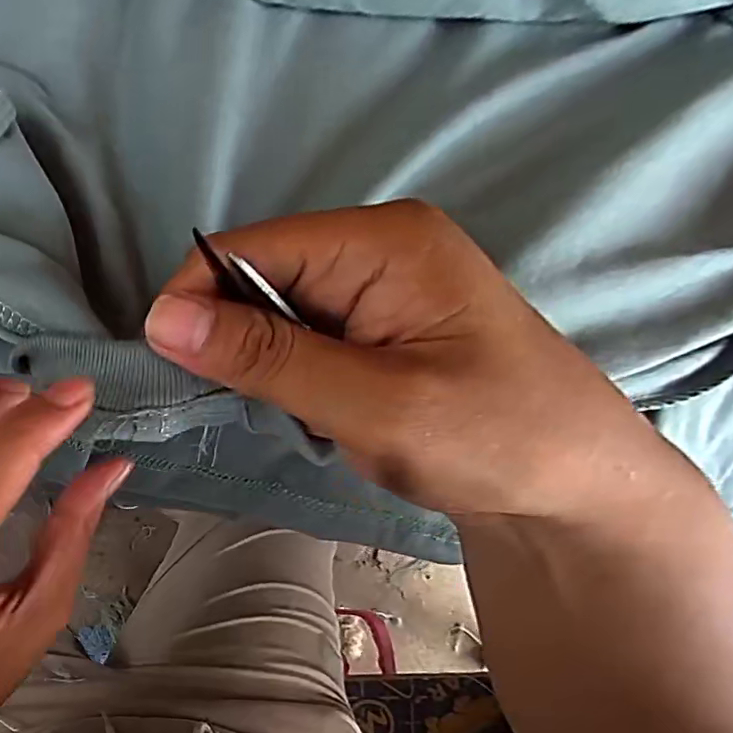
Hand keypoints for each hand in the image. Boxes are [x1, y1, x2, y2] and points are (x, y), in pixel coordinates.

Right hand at [144, 200, 690, 521]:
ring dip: (254, 362)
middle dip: (226, 337)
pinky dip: (278, 374)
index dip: (194, 301)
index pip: (243, 250)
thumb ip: (264, 357)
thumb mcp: (368, 402)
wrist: (571, 489)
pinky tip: (307, 406)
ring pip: (265, 312)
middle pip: (251, 277)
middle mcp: (370, 248)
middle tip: (249, 400)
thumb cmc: (489, 440)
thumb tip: (160, 320)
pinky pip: (291, 337)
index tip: (174, 367)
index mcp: (378, 243)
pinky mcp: (369, 325)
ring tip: (290, 407)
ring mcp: (371, 287)